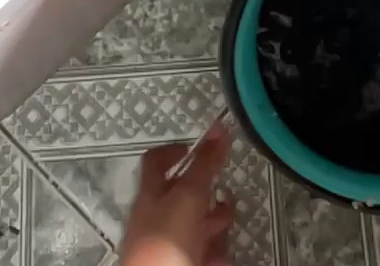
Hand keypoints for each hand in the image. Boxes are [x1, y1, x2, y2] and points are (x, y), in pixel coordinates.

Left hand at [118, 127, 235, 265]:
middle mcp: (154, 218)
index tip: (196, 147)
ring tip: (230, 220)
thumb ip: (205, 164)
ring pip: (191, 228)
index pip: (156, 161)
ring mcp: (164, 246)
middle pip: (178, 197)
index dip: (176, 150)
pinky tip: (225, 255)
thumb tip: (220, 126)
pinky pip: (199, 255)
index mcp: (150, 194)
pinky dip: (213, 252)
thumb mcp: (189, 195)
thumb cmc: (167, 239)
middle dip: (204, 191)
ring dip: (212, 222)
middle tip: (225, 188)